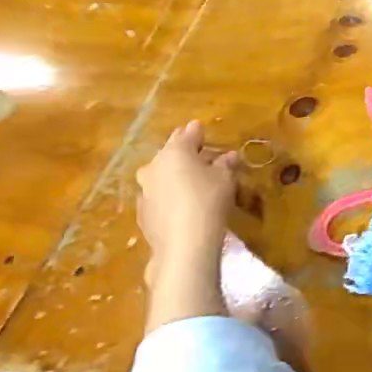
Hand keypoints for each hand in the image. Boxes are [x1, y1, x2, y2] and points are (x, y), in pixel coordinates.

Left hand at [135, 121, 238, 331]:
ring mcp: (145, 191)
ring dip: (175, 174)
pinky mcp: (143, 212)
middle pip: (170, 154)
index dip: (197, 132)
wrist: (184, 244)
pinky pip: (159, 195)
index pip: (187, 135)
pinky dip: (170, 194)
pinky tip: (182, 202)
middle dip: (184, 153)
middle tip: (200, 154)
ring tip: (192, 180)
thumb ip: (225, 164)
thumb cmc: (208, 200)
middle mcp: (154, 167)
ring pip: (161, 175)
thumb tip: (228, 156)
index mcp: (174, 153)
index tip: (202, 128)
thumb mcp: (226, 178)